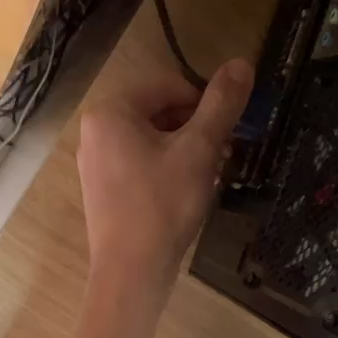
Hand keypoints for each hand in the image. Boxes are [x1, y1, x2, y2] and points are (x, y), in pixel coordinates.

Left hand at [76, 59, 252, 293]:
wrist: (131, 274)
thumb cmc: (163, 206)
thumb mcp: (199, 151)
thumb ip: (221, 105)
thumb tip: (242, 63)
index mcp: (111, 112)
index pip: (168, 86)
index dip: (205, 103)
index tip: (229, 129)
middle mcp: (95, 133)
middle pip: (159, 114)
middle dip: (196, 130)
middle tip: (224, 156)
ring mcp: (96, 166)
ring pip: (153, 144)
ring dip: (187, 153)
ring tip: (211, 178)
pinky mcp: (104, 195)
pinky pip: (141, 168)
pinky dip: (168, 173)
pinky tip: (189, 196)